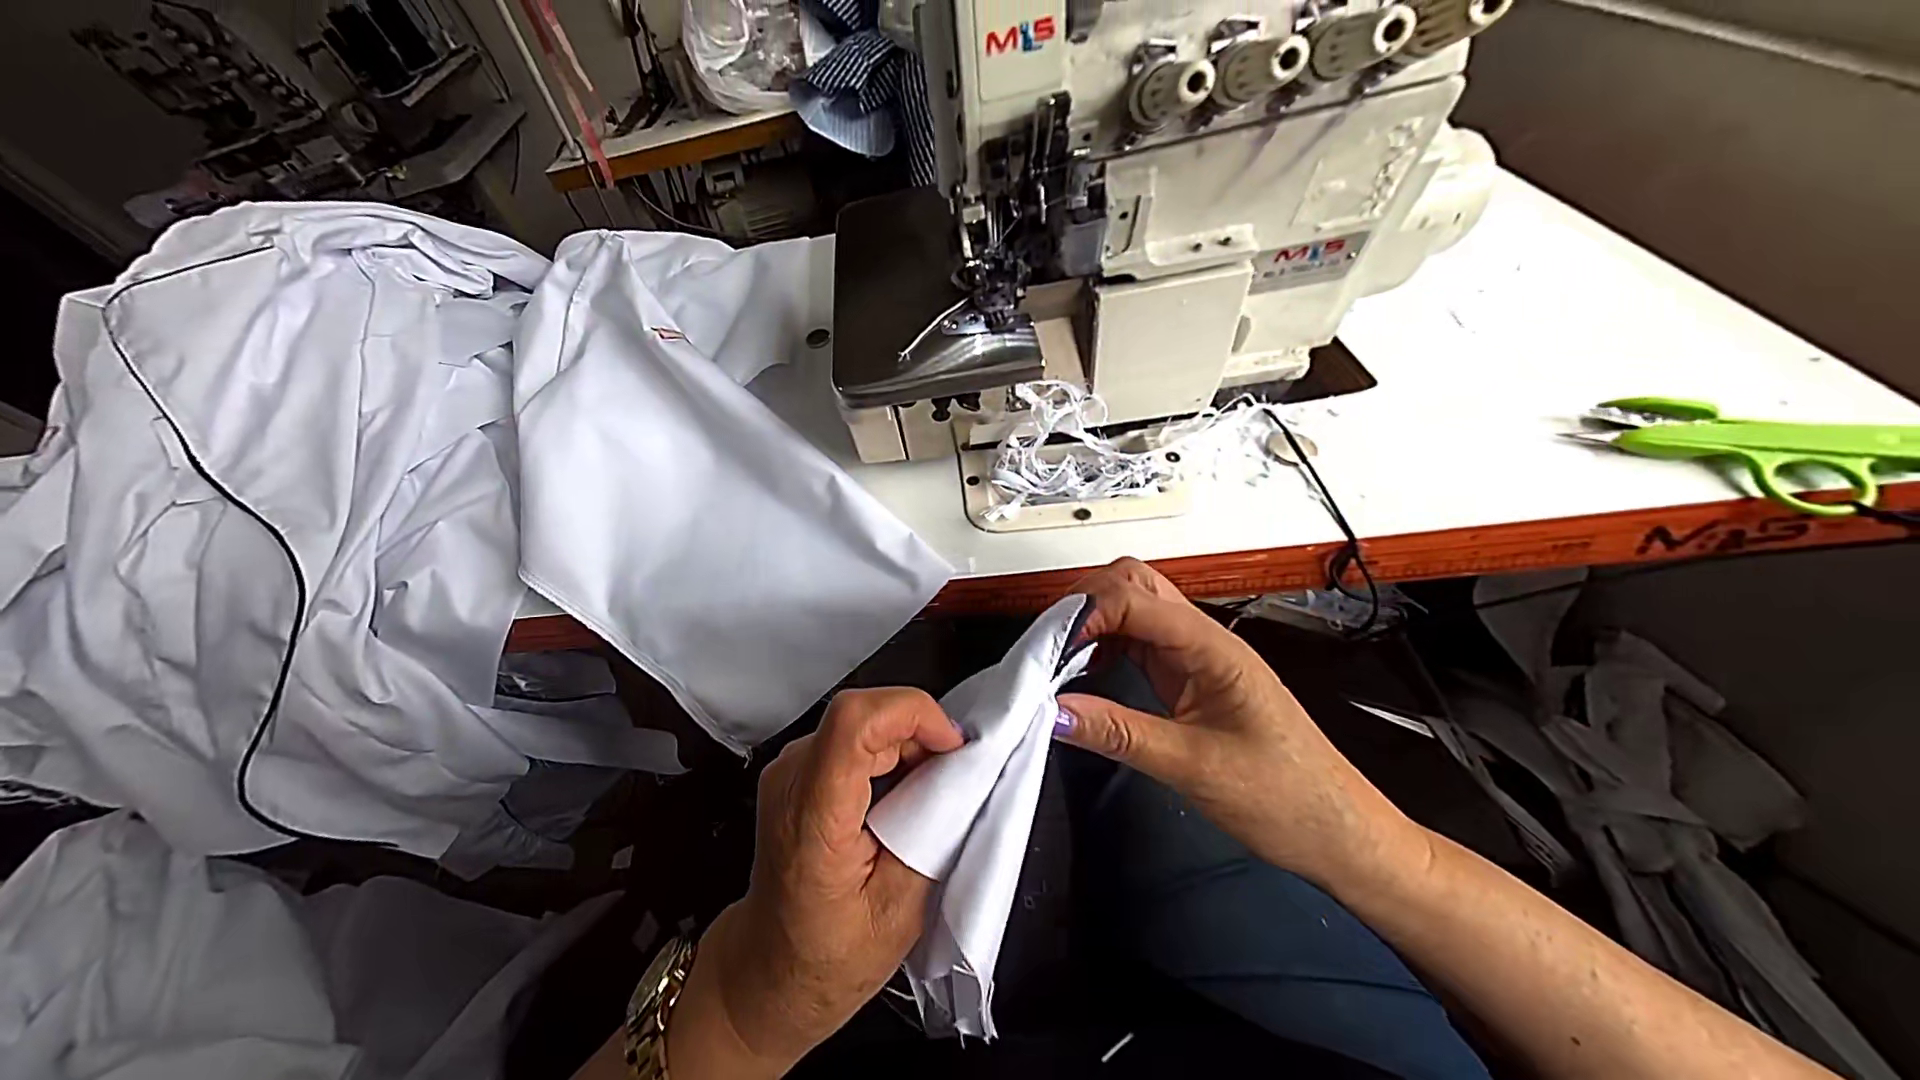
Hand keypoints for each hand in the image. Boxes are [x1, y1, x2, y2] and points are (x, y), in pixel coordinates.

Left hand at [667, 688, 962, 1078]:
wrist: (767, 969)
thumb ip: (933, 834)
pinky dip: (892, 749)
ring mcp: (790, 769)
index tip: (951, 745)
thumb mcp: (900, 909)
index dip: (913, 714)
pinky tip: (903, 792)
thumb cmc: (824, 957)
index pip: (854, 723)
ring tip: (927, 794)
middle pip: (865, 712)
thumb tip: (959, 775)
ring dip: (909, 741)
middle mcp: (791, 781)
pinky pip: (854, 733)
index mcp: (812, 821)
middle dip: (921, 731)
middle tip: (950, 777)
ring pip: (864, 716)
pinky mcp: (799, 768)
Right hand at [1055, 558, 1425, 887]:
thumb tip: (1057, 711)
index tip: (1048, 647)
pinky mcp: (1187, 679)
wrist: (1339, 833)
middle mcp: (1203, 642)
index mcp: (1213, 649)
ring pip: (1132, 611)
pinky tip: (1086, 673)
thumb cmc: (1291, 797)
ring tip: (1059, 659)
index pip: (1134, 599)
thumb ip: (1118, 734)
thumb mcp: (1194, 768)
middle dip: (1085, 601)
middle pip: (1134, 584)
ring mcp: (1195, 658)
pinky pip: (1135, 644)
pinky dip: (1103, 649)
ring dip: (1091, 624)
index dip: (1084, 612)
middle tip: (1050, 642)